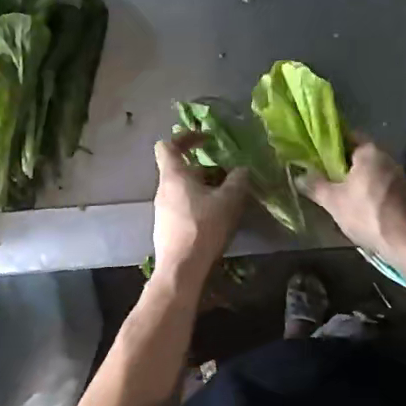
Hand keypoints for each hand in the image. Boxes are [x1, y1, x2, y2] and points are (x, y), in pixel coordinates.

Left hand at [151, 141, 249, 285]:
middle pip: (181, 169)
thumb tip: (242, 169)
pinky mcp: (167, 228)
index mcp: (174, 175)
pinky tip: (216, 219)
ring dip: (204, 189)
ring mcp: (163, 210)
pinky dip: (199, 205)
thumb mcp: (228, 201)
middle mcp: (163, 189)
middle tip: (228, 176)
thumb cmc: (203, 227)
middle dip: (205, 169)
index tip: (206, 140)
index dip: (186, 137)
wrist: (181, 268)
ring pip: (184, 189)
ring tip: (227, 199)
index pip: (168, 145)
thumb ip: (238, 180)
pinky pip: (183, 207)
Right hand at [302, 141, 405, 266]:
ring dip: (364, 183)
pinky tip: (368, 210)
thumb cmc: (366, 214)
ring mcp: (403, 177)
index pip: (350, 137)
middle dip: (348, 167)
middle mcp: (389, 159)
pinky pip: (388, 190)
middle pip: (364, 157)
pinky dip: (377, 195)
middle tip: (330, 179)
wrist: (405, 241)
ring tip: (347, 198)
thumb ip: (316, 185)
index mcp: (370, 152)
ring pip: (377, 174)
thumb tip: (300, 176)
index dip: (333, 146)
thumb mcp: (333, 201)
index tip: (321, 157)